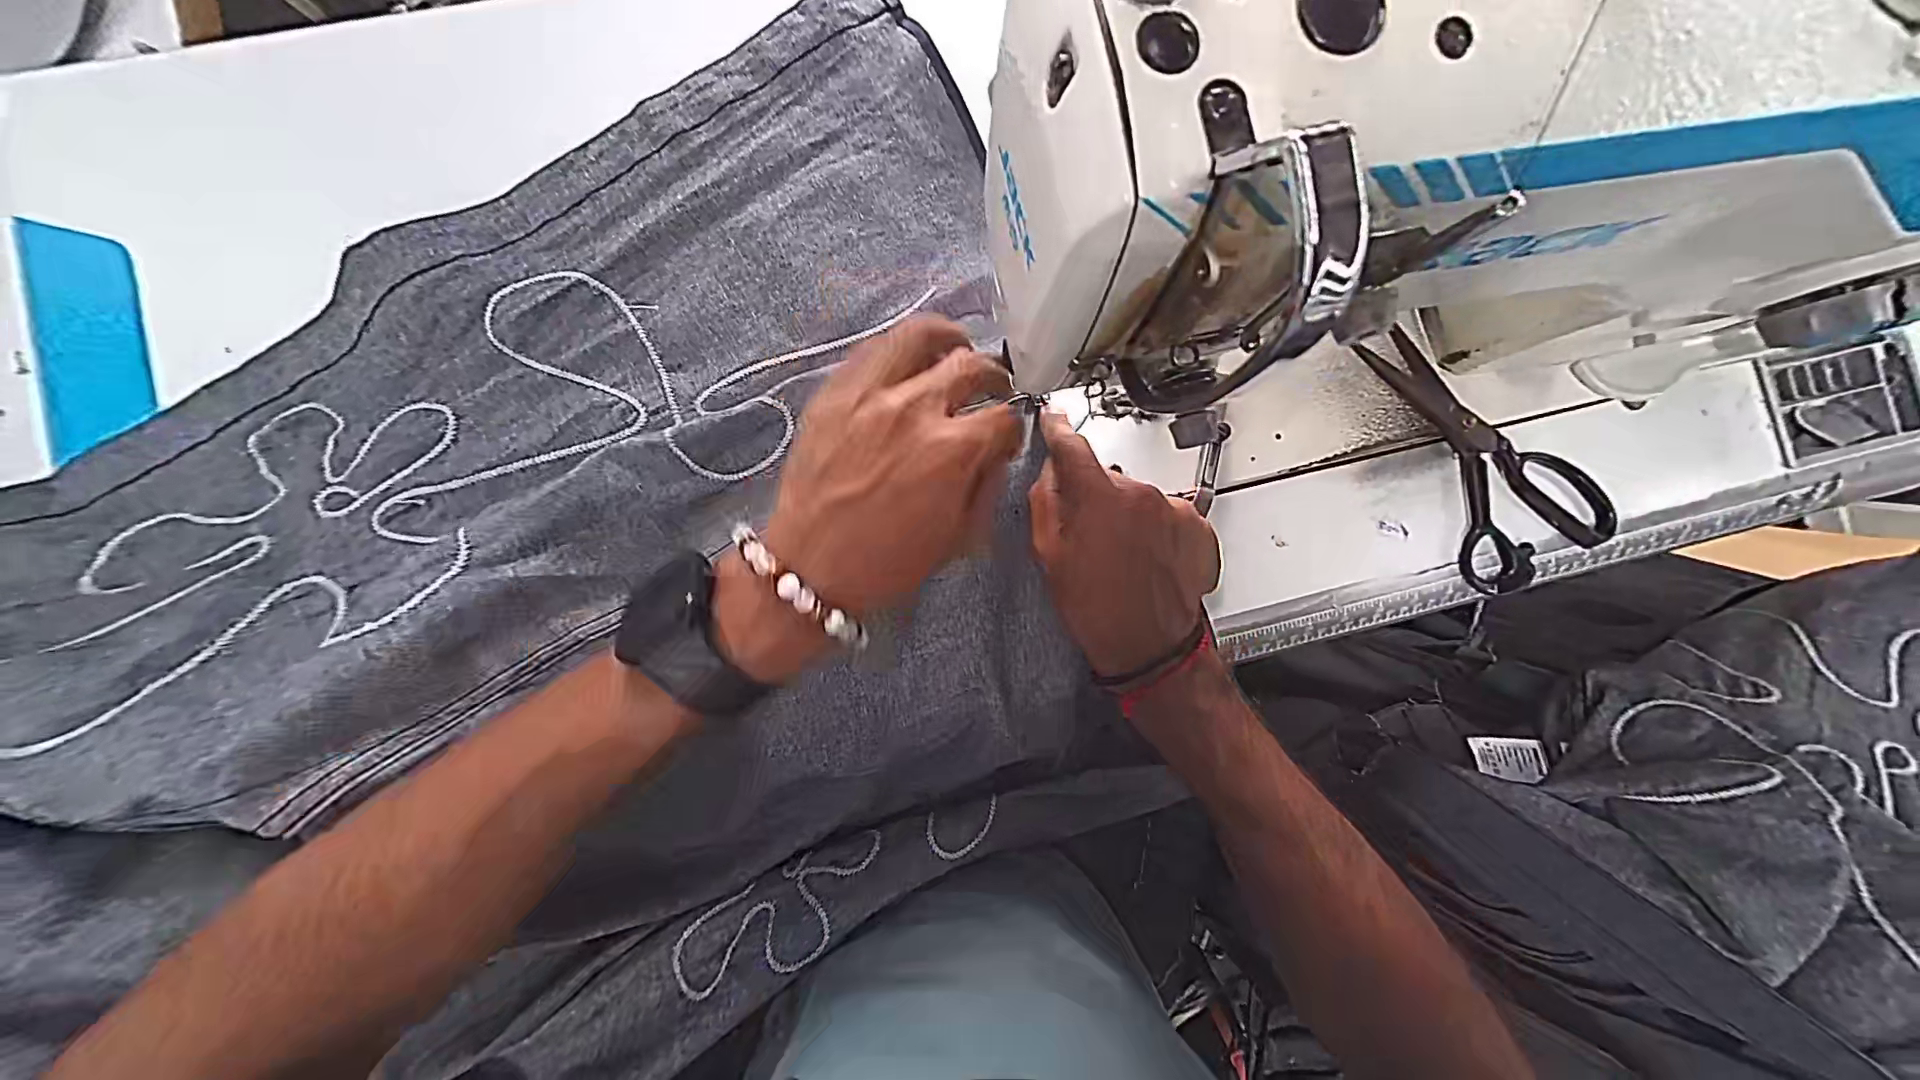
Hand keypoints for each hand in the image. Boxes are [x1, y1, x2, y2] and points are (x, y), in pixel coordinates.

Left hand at [712, 316, 1021, 682]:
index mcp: (952, 450)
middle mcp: (915, 409)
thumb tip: (996, 451)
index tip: (1006, 437)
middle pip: (972, 365)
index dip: (1013, 428)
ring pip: (921, 334)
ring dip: (950, 339)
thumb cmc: (888, 563)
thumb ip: (988, 485)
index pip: (1004, 416)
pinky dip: (901, 349)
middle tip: (993, 388)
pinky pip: (874, 349)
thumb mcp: (958, 536)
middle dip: (995, 377)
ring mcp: (870, 394)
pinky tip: (908, 364)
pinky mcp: (835, 393)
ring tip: (955, 350)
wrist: (811, 566)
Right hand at [1028, 411, 1220, 678]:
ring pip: (1137, 496)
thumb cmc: (1100, 611)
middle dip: (1095, 497)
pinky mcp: (1195, 523)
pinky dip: (1155, 528)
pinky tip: (1145, 558)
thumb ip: (1045, 503)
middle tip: (1089, 537)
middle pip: (1107, 477)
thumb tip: (1049, 475)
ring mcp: (1172, 508)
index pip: (1072, 444)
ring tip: (1122, 556)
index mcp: (1098, 497)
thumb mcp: (1050, 557)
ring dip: (1127, 515)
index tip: (1054, 419)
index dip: (1058, 428)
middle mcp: (1140, 493)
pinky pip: (1165, 512)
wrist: (1150, 647)